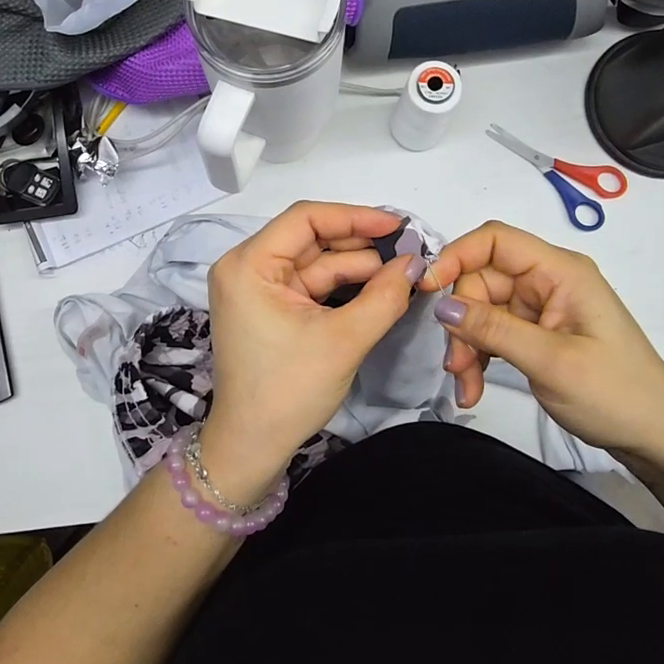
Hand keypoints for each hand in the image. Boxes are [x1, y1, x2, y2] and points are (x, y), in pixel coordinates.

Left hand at [201, 202, 422, 493]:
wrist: (253, 446)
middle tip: (410, 250)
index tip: (398, 226)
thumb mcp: (344, 340)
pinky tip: (381, 287)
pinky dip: (345, 287)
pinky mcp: (271, 309)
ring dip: (358, 267)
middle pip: (312, 239)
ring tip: (404, 270)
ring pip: (316, 263)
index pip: (305, 219)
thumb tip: (416, 262)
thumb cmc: (289, 390)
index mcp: (249, 265)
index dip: (355, 217)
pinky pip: (312, 285)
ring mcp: (258, 289)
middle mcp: (247, 268)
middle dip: (362, 244)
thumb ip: (385, 296)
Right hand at [417, 221, 663, 452]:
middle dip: (462, 320)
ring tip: (466, 385)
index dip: (456, 257)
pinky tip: (474, 387)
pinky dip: (479, 356)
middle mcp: (549, 281)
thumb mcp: (551, 361)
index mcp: (561, 271)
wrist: (657, 437)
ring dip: (467, 345)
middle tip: (455, 365)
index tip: (427, 291)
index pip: (495, 241)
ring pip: (482, 309)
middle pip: (482, 280)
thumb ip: (493, 329)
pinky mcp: (538, 333)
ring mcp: (543, 307)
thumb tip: (441, 305)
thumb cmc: (616, 394)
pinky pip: (493, 332)